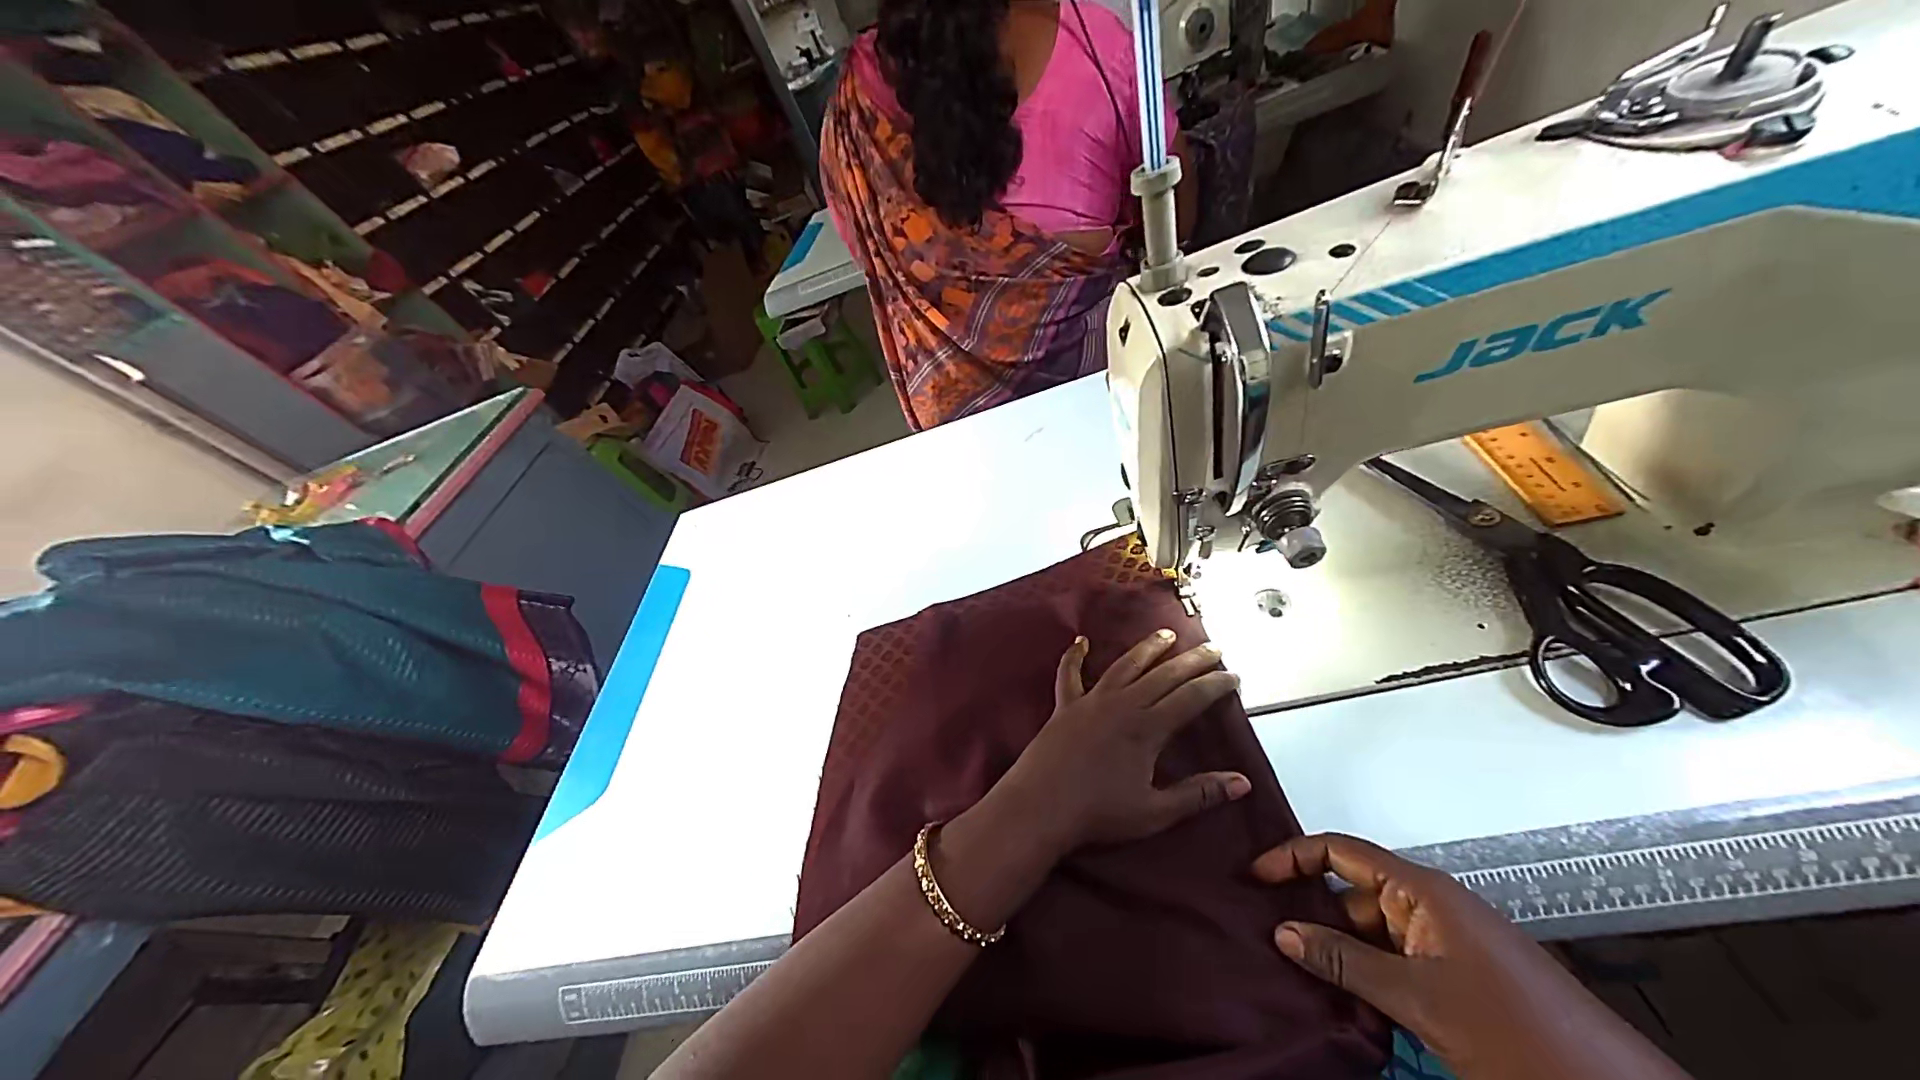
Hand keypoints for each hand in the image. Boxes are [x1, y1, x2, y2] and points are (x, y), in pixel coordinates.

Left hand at [990, 630, 1249, 858]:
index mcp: (1146, 729)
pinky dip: (1075, 657)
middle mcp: (1121, 706)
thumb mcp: (1155, 811)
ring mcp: (1090, 702)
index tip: (1233, 675)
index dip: (1214, 685)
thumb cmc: (1098, 813)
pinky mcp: (1064, 707)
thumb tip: (1242, 783)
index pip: (1190, 698)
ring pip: (1124, 666)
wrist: (1040, 807)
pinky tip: (1080, 641)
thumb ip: (1199, 794)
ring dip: (1147, 648)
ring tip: (1166, 634)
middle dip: (1191, 660)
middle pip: (1163, 675)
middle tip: (1212, 647)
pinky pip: (1069, 675)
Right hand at [1254, 835, 1689, 1079]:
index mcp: (1422, 891)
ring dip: (1338, 951)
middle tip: (1271, 936)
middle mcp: (1431, 906)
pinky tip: (1345, 999)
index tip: (1256, 877)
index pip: (1341, 851)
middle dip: (1311, 912)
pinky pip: (1394, 960)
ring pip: (1370, 931)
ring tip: (1300, 974)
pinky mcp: (1457, 975)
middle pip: (1351, 892)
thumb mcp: (1419, 998)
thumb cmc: (1518, 1032)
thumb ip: (1345, 961)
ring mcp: (1445, 941)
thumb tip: (1283, 933)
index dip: (1293, 857)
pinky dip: (1365, 975)